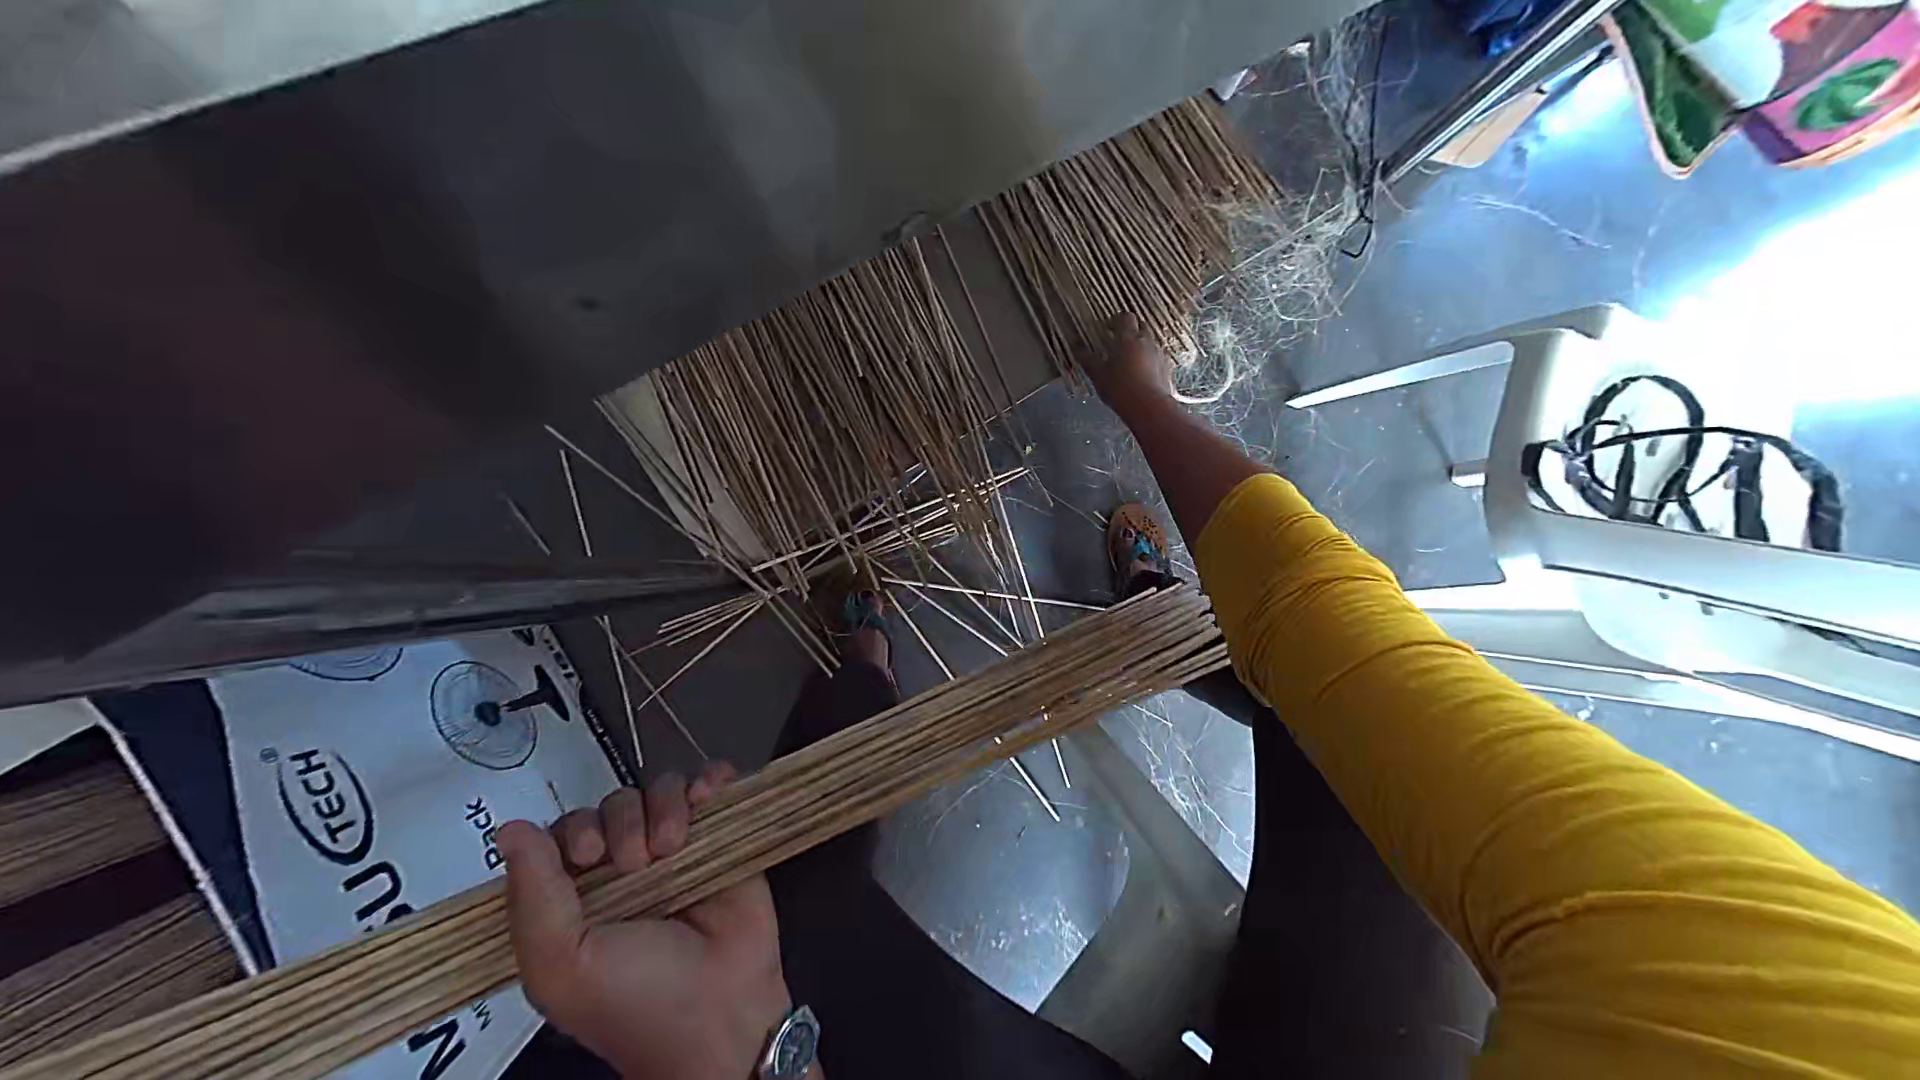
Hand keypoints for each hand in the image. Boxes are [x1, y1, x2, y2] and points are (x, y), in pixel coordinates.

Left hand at [500, 764, 791, 1079]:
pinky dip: (710, 778)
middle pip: (616, 803)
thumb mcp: (563, 967)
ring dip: (667, 804)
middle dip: (623, 821)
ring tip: (675, 845)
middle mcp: (629, 865)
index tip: (589, 854)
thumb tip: (509, 829)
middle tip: (639, 862)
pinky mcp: (723, 833)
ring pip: (662, 787)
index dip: (574, 830)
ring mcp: (680, 846)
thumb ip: (533, 899)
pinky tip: (708, 795)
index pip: (566, 831)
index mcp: (582, 895)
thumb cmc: (636, 999)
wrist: (722, 1008)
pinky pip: (712, 783)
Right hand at [1084, 313, 1173, 416]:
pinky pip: (1156, 357)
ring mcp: (1158, 353)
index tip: (1107, 328)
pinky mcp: (1166, 367)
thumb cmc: (1119, 388)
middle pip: (1140, 326)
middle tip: (1118, 342)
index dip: (1116, 320)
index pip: (1125, 318)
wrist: (1148, 407)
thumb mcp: (1098, 375)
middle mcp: (1146, 341)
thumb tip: (1078, 350)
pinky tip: (1140, 373)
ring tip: (1128, 360)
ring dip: (1139, 346)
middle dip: (1130, 330)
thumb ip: (1088, 360)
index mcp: (1127, 338)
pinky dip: (1148, 360)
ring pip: (1149, 342)